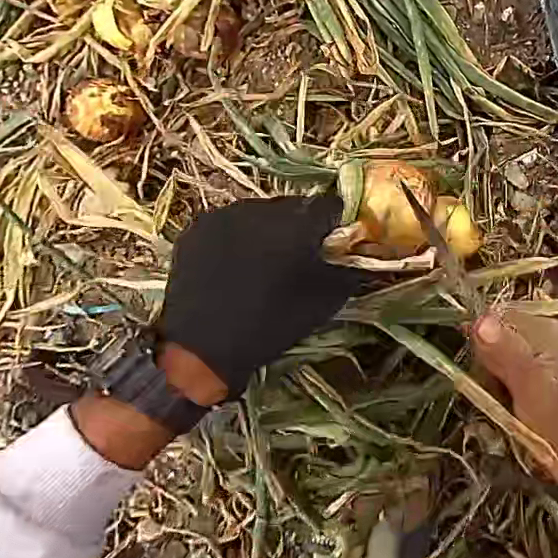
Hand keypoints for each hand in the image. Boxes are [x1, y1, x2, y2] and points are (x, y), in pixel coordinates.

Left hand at [159, 194, 365, 396]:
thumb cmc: (272, 323)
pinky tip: (235, 264)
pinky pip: (230, 223)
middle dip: (301, 226)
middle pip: (294, 207)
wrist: (201, 350)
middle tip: (298, 257)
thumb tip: (360, 254)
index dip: (334, 226)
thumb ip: (348, 270)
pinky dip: (238, 237)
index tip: (332, 246)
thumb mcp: (324, 301)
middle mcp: (261, 209)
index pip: (329, 207)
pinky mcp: (198, 228)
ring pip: (261, 213)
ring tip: (264, 262)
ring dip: (269, 230)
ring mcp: (225, 215)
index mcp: (297, 223)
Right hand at [470, 309, 557, 557]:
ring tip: (512, 417)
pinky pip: (523, 387)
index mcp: (548, 330)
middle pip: (502, 343)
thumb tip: (478, 319)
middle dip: (491, 372)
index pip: (499, 316)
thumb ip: (504, 352)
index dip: (481, 341)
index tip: (479, 372)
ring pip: (509, 368)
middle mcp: (554, 340)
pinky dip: (516, 405)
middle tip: (499, 400)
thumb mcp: (530, 387)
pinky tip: (523, 423)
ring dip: (502, 393)